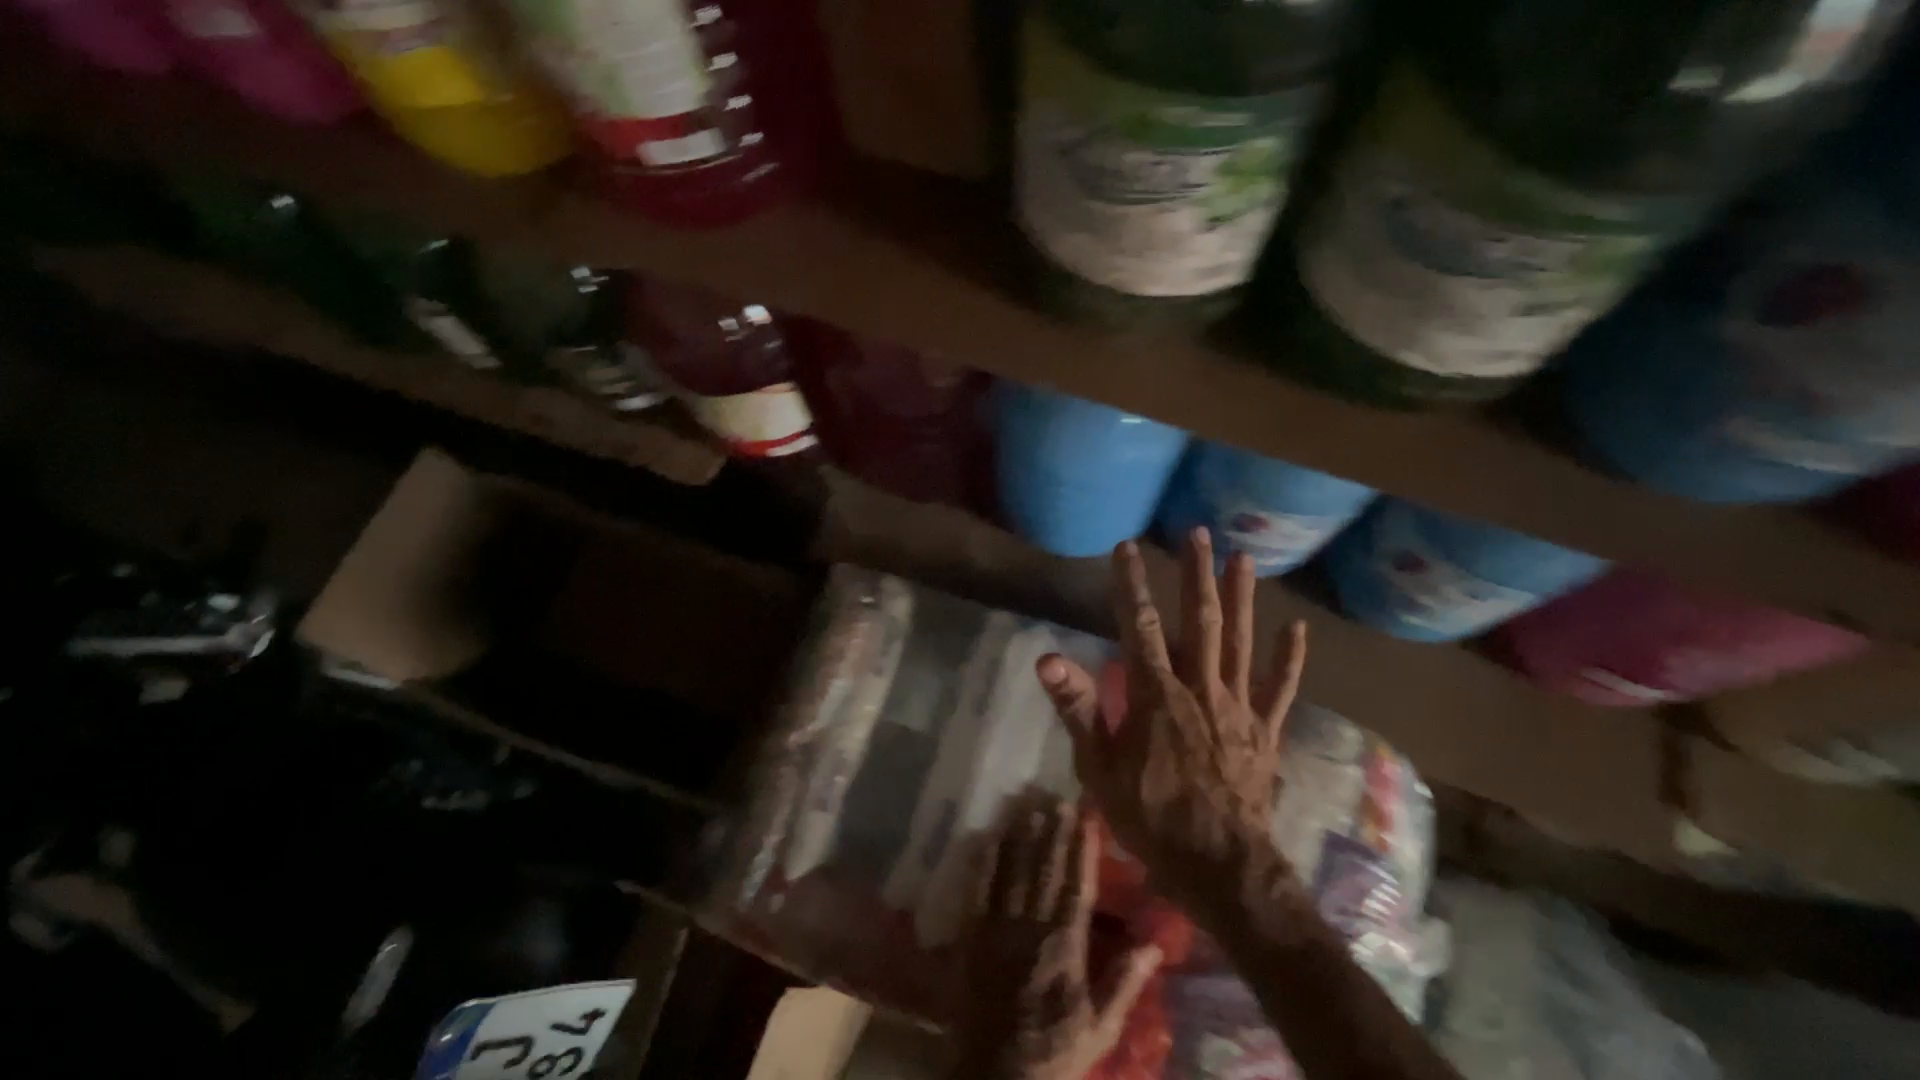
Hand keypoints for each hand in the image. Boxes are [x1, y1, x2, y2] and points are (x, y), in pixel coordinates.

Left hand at [952, 791, 1161, 1079]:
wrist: (998, 1072)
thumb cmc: (1055, 1049)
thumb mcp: (1101, 1026)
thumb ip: (1125, 981)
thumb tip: (1154, 942)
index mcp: (1065, 946)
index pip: (1076, 886)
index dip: (1080, 848)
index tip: (1083, 816)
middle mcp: (1031, 928)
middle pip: (1043, 870)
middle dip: (1050, 832)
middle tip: (1054, 797)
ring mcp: (997, 930)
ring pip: (1011, 872)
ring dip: (1020, 836)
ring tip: (1026, 803)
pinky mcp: (970, 938)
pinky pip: (977, 891)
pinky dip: (983, 861)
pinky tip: (988, 836)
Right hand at [1035, 529, 1306, 909]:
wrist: (1218, 864)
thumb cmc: (1150, 816)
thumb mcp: (1099, 767)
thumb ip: (1078, 707)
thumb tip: (1047, 658)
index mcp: (1156, 693)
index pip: (1141, 625)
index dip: (1132, 584)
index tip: (1128, 548)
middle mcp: (1201, 687)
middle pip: (1201, 620)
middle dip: (1197, 575)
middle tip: (1199, 534)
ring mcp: (1239, 707)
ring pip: (1242, 642)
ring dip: (1243, 598)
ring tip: (1244, 558)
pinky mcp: (1266, 731)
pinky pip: (1280, 688)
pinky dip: (1289, 658)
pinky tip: (1297, 629)